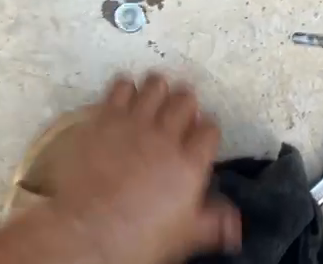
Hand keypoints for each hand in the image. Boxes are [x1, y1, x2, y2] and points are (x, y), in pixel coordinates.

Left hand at [39, 73, 240, 263]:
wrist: (88, 228)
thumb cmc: (138, 238)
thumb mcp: (184, 237)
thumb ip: (212, 224)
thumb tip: (234, 222)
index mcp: (189, 164)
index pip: (210, 130)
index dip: (208, 130)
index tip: (203, 133)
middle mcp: (165, 135)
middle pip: (185, 100)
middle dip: (186, 102)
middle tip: (181, 109)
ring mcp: (135, 121)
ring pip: (155, 86)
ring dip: (158, 88)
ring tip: (155, 95)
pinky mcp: (107, 115)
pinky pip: (121, 87)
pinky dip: (126, 88)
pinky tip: (125, 96)